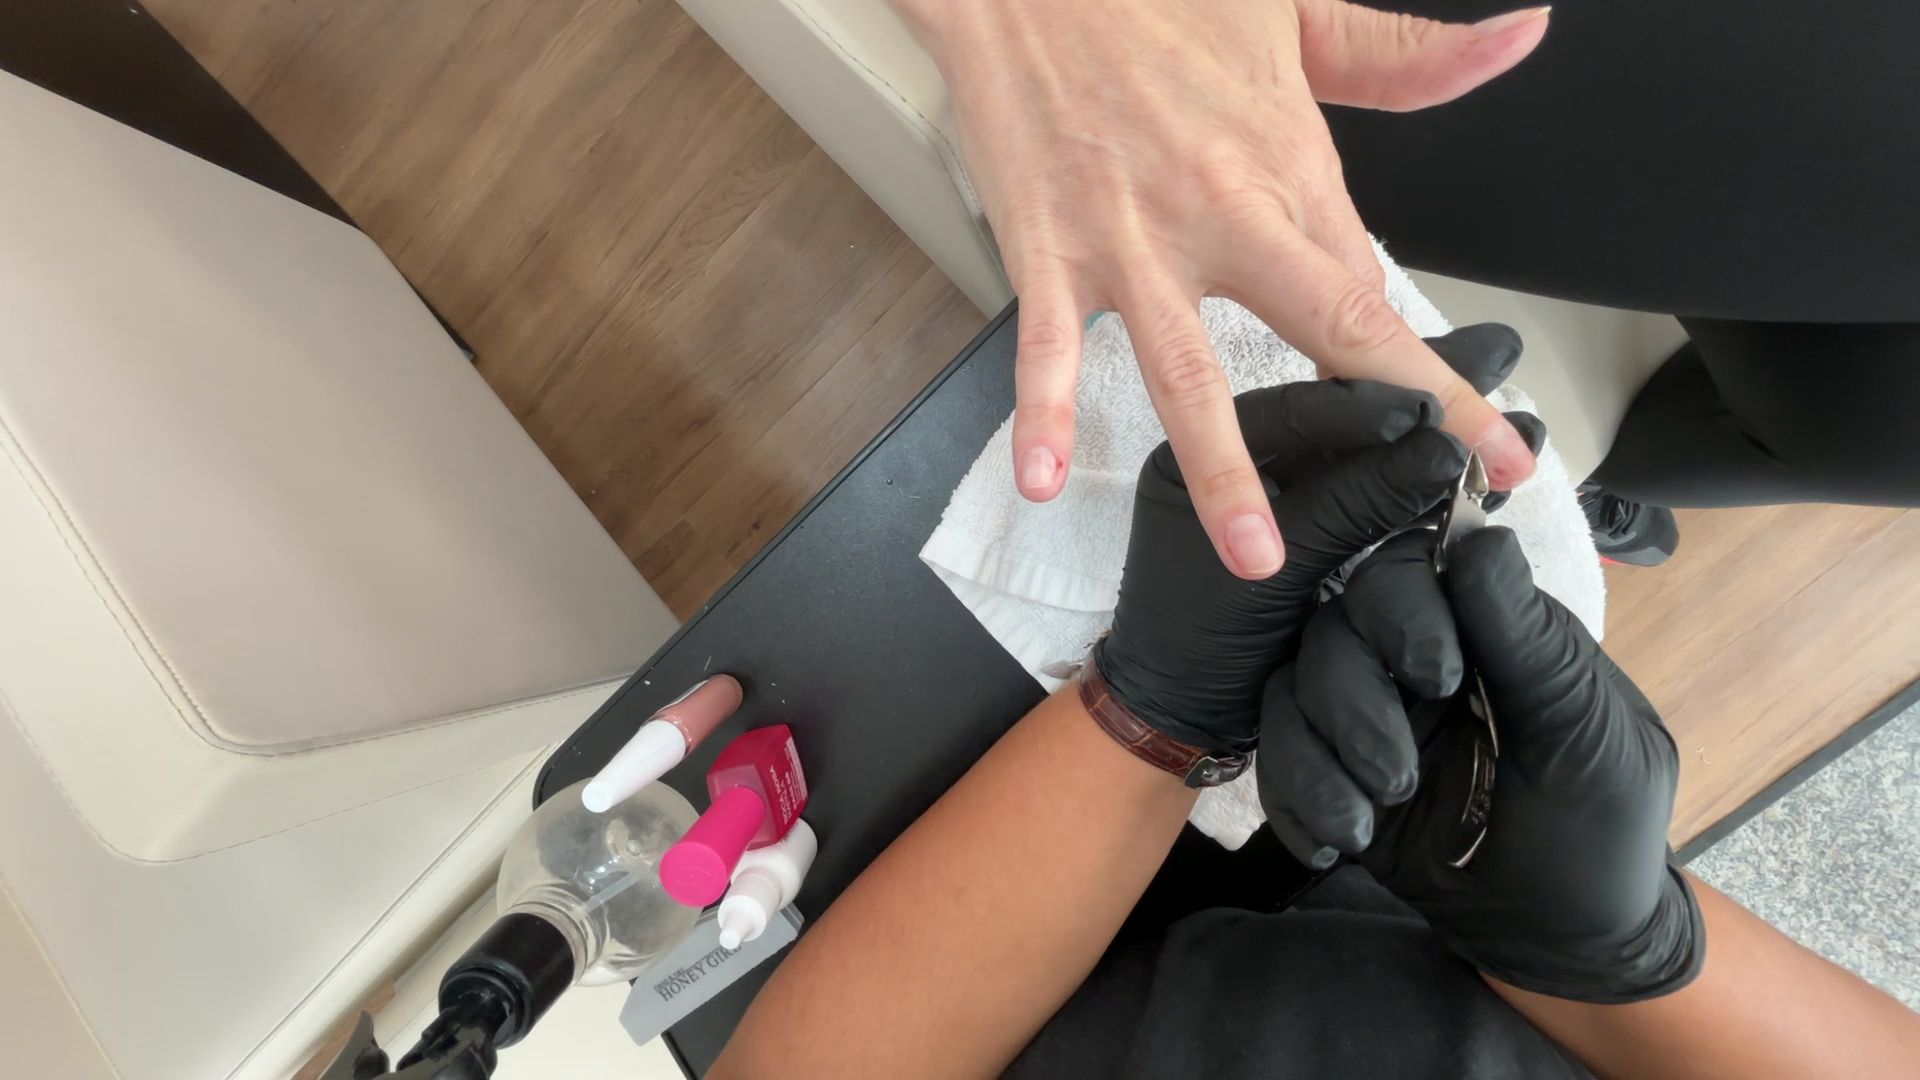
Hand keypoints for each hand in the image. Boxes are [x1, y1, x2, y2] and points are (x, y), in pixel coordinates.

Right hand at [890, 0, 1549, 577]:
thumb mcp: (1291, 6)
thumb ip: (1400, 52)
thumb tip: (1514, 43)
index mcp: (1284, 163)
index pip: (1376, 288)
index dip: (1439, 375)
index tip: (1493, 446)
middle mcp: (1220, 215)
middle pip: (1317, 333)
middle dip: (1383, 423)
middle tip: (1429, 507)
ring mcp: (1130, 244)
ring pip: (1185, 370)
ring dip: (1221, 468)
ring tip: (1251, 553)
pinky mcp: (1051, 254)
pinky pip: (1048, 349)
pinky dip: (1044, 414)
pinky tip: (1041, 480)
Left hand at [1094, 379, 1463, 756]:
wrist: (1184, 710)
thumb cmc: (1201, 638)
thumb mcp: (1275, 568)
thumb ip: (1352, 505)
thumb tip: (1442, 450)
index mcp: (1193, 455)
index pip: (1292, 412)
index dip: (1365, 406)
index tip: (1435, 405)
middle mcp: (1235, 464)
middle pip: (1333, 418)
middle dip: (1412, 396)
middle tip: (1494, 356)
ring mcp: (1273, 493)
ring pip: (1354, 448)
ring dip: (1422, 430)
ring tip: (1497, 393)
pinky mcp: (1305, 526)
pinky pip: (1361, 488)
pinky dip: (1413, 475)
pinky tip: (1466, 455)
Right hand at [1259, 526, 1704, 1002]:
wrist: (1546, 936)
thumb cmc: (1594, 828)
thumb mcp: (1587, 737)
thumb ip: (1530, 642)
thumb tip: (1482, 537)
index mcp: (1468, 632)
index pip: (1399, 572)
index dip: (1397, 610)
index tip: (1438, 679)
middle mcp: (1395, 658)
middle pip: (1328, 633)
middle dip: (1351, 706)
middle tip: (1398, 779)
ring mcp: (1350, 710)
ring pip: (1289, 691)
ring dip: (1319, 762)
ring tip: (1366, 825)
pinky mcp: (1318, 761)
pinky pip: (1271, 754)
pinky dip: (1295, 799)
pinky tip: (1337, 841)